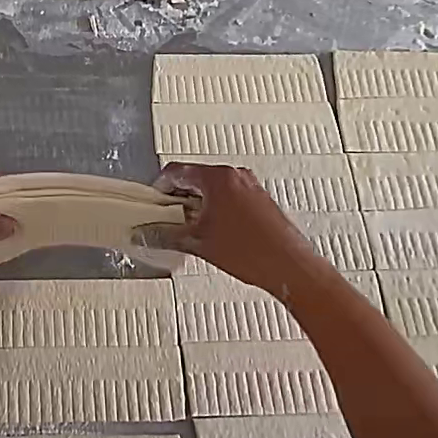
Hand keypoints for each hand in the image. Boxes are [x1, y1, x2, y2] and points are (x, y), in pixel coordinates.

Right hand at [138, 161, 328, 294]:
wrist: (289, 266)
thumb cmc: (253, 251)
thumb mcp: (198, 243)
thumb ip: (167, 234)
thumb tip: (149, 233)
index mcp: (218, 178)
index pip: (178, 171)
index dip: (160, 185)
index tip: (153, 198)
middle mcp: (235, 176)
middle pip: (196, 177)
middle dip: (178, 196)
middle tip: (166, 214)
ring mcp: (250, 187)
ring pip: (213, 188)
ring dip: (197, 204)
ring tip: (189, 227)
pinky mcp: (260, 200)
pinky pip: (229, 197)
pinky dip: (215, 208)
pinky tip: (212, 232)